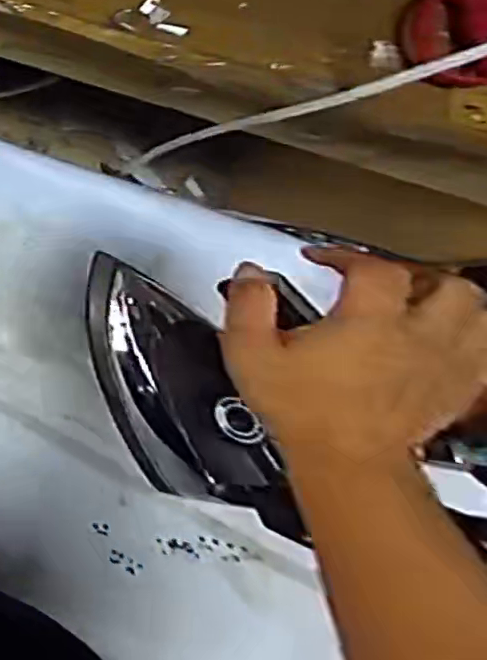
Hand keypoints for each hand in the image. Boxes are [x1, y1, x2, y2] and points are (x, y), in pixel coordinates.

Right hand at [221, 248, 486, 467]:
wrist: (346, 456)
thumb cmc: (301, 405)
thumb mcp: (247, 346)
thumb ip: (248, 303)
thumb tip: (251, 275)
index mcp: (368, 324)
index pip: (375, 269)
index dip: (345, 255)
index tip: (321, 258)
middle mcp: (419, 340)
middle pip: (448, 286)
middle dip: (410, 272)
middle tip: (376, 274)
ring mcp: (449, 365)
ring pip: (480, 315)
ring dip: (448, 298)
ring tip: (413, 296)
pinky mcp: (461, 387)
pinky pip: (485, 348)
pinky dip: (466, 332)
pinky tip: (438, 335)